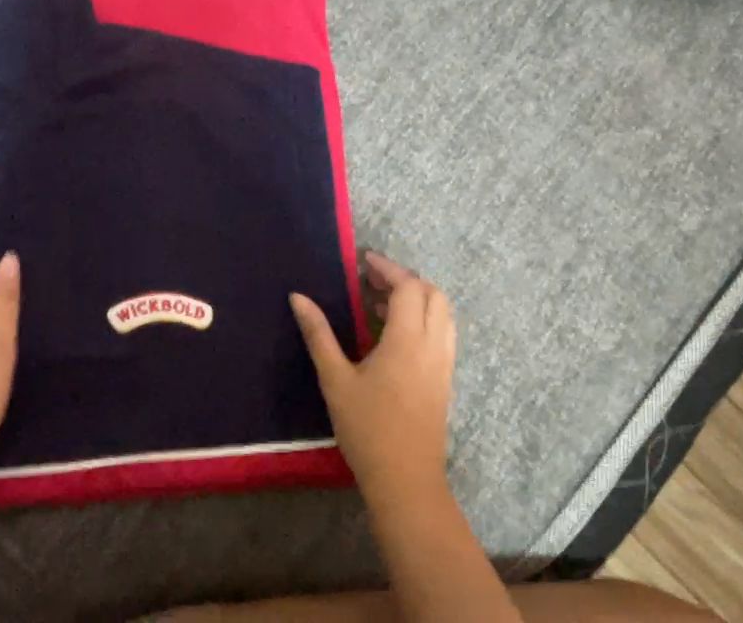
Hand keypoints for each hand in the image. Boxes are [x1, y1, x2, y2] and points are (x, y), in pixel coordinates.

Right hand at [290, 251, 457, 494]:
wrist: (406, 480)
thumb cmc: (366, 428)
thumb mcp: (334, 378)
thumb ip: (318, 334)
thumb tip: (298, 297)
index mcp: (408, 341)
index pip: (409, 288)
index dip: (388, 269)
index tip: (363, 262)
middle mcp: (434, 346)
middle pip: (434, 295)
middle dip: (406, 280)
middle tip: (372, 281)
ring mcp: (444, 364)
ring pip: (444, 315)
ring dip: (418, 300)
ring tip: (381, 306)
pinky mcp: (445, 381)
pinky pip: (443, 335)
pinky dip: (424, 320)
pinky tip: (394, 336)